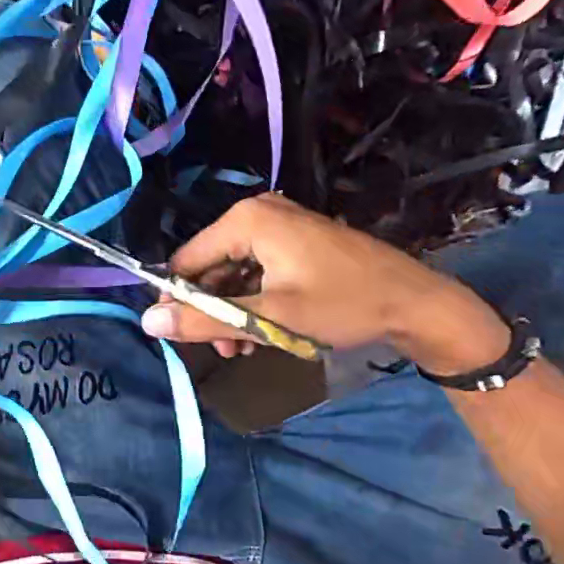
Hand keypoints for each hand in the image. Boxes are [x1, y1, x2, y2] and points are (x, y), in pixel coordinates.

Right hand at [138, 194, 509, 373]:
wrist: (416, 303)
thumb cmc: (343, 306)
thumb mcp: (270, 319)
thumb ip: (206, 319)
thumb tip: (148, 322)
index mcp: (247, 221)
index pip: (185, 261)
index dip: (176, 300)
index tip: (181, 337)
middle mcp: (258, 213)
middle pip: (208, 267)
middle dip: (210, 310)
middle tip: (223, 349)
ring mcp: (279, 225)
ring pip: (231, 273)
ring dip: (231, 312)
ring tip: (243, 348)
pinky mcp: (294, 241)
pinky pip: (254, 272)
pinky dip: (251, 302)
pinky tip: (261, 333)